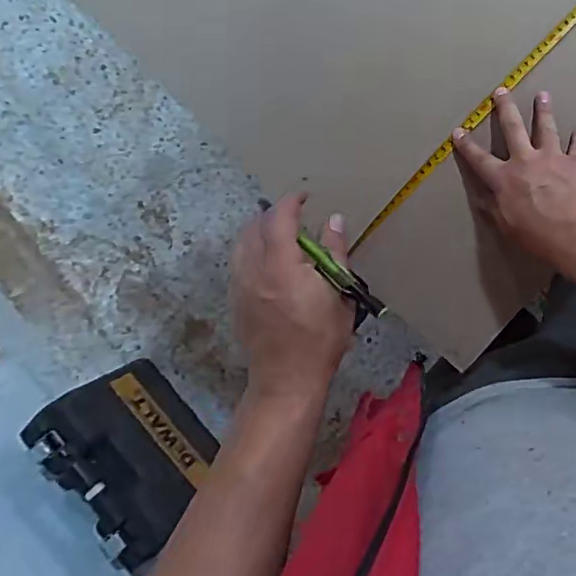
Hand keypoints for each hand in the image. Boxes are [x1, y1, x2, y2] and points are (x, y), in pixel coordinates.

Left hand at [228, 192, 353, 405]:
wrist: (287, 379)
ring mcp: (240, 287)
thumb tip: (334, 220)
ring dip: (259, 229)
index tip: (304, 196)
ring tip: (279, 232)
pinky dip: (251, 249)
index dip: (291, 202)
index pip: (279, 219)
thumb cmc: (320, 340)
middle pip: (255, 227)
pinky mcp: (235, 301)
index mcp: (282, 268)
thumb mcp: (340, 294)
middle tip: (295, 213)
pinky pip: (238, 262)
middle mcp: (255, 272)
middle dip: (274, 213)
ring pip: (241, 243)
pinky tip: (267, 258)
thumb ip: (335, 253)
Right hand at [450, 88, 575, 272]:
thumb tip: (482, 199)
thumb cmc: (539, 235)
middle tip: (501, 91)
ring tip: (542, 95)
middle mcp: (526, 161)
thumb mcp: (507, 227)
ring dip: (543, 111)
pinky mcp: (575, 164)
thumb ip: (494, 210)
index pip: (479, 159)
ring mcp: (552, 159)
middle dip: (505, 108)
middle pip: (513, 128)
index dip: (467, 146)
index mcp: (505, 179)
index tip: (458, 131)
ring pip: (546, 128)